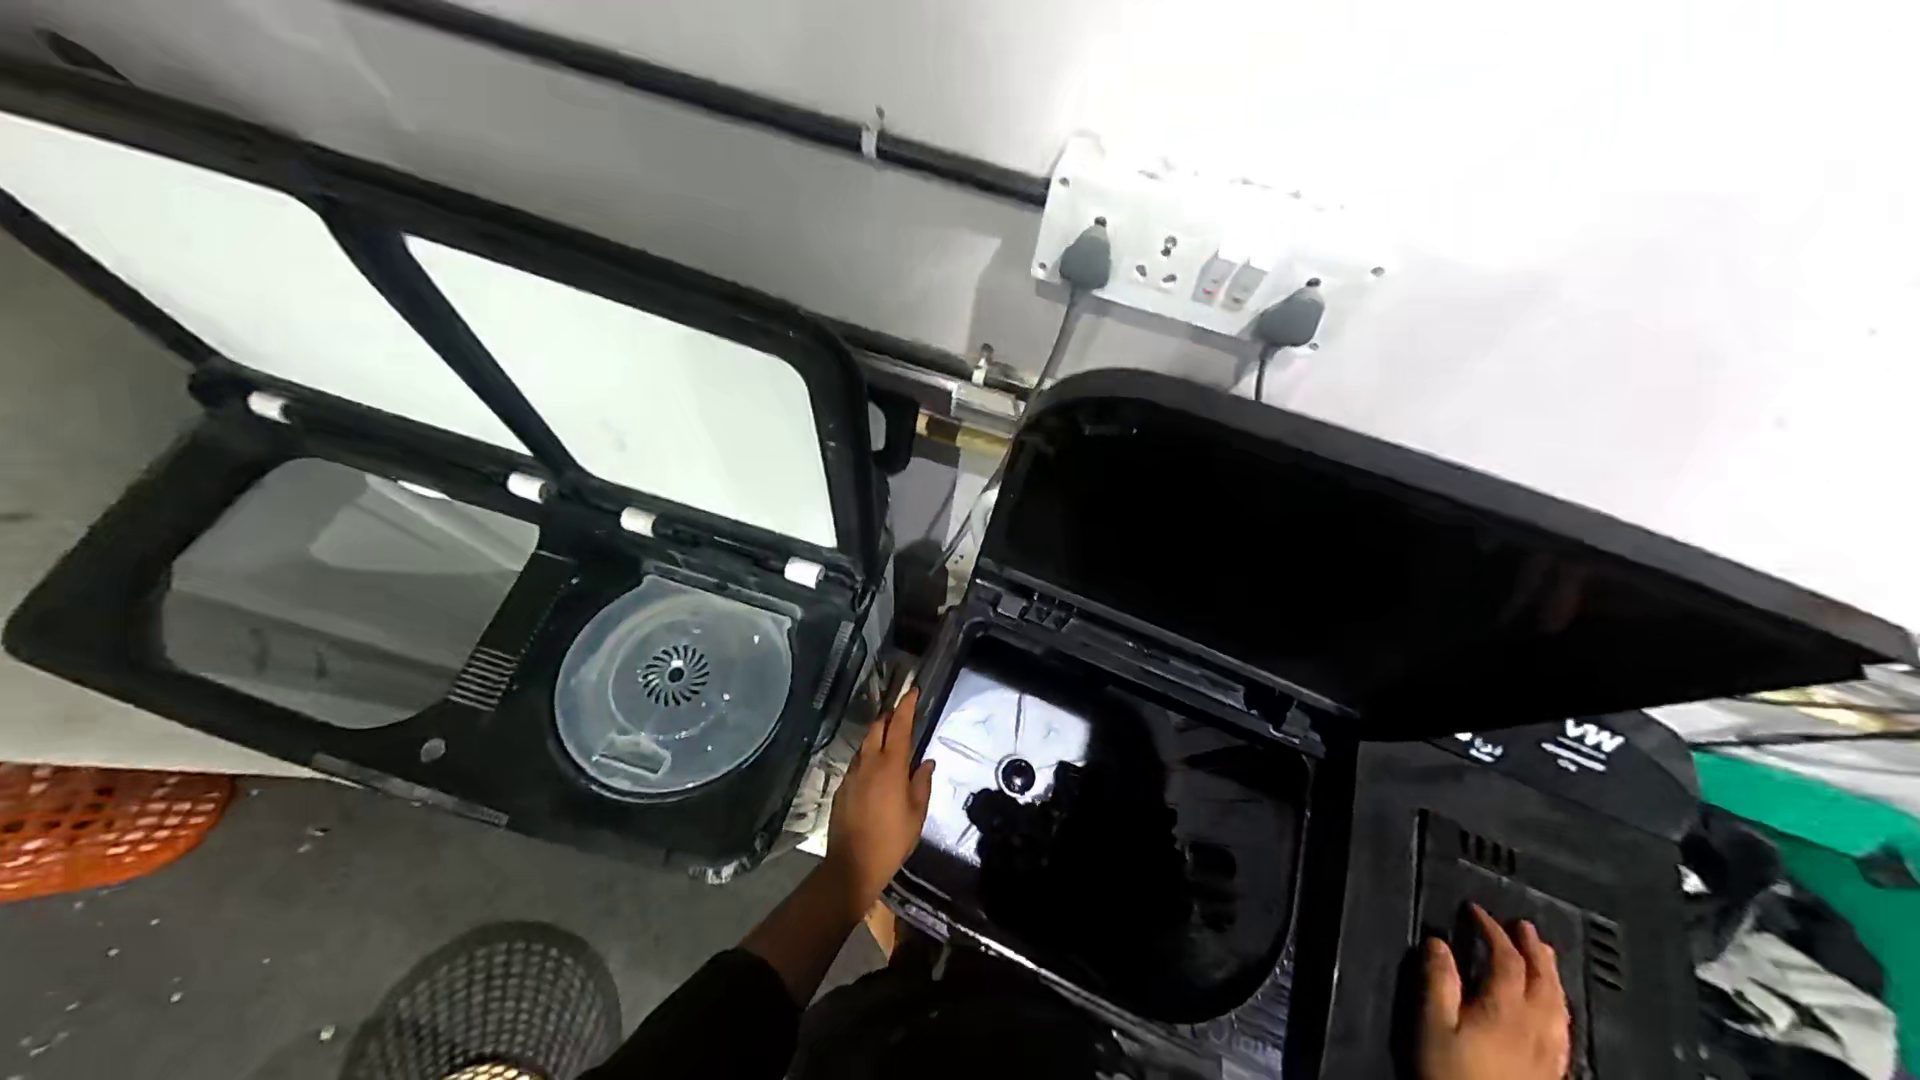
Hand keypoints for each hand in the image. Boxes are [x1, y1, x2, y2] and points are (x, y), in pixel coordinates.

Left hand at [825, 687, 934, 909]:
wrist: (853, 864)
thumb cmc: (892, 838)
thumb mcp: (917, 812)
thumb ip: (922, 783)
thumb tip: (925, 763)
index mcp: (890, 765)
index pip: (899, 726)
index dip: (906, 707)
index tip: (913, 691)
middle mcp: (868, 763)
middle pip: (877, 728)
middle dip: (890, 716)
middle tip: (903, 713)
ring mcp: (852, 775)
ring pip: (865, 745)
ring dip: (878, 736)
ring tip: (890, 739)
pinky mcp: (842, 788)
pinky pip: (858, 763)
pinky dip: (869, 756)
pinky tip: (876, 769)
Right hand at [1420, 906, 1570, 1079]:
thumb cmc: (1451, 1073)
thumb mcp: (1433, 1023)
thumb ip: (1438, 981)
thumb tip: (1439, 943)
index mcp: (1506, 1010)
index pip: (1507, 960)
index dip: (1493, 930)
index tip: (1476, 911)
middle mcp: (1536, 1028)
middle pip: (1544, 982)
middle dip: (1534, 950)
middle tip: (1524, 926)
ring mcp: (1551, 1054)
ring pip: (1561, 1006)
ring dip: (1552, 976)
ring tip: (1545, 956)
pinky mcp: (1554, 1073)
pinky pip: (1564, 1030)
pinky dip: (1559, 1007)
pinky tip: (1555, 1009)